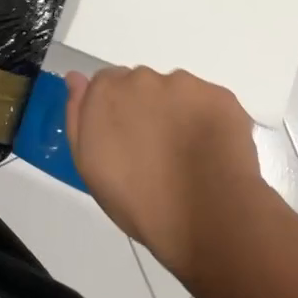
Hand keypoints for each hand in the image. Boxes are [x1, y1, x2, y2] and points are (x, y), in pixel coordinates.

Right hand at [64, 67, 265, 275]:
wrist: (205, 219)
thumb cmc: (137, 201)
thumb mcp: (89, 165)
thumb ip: (78, 115)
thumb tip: (76, 78)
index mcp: (107, 92)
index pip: (106, 85)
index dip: (115, 112)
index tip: (124, 140)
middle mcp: (144, 78)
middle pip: (142, 85)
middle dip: (146, 109)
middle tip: (155, 152)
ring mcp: (187, 85)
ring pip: (177, 92)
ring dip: (178, 113)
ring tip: (187, 156)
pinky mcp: (221, 97)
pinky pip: (209, 103)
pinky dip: (209, 121)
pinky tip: (211, 152)